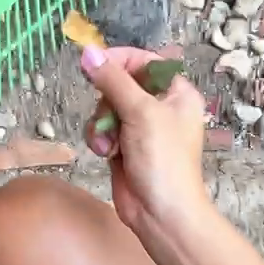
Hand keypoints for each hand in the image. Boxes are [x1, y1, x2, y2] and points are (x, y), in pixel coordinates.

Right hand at [79, 44, 208, 235]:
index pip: (144, 62)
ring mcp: (141, 129)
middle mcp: (160, 108)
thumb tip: (87, 51)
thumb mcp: (140, 112)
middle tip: (108, 118)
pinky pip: (103, 131)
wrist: (161, 213)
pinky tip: (105, 155)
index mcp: (176, 93)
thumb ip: (112, 80)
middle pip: (120, 85)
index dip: (119, 61)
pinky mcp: (124, 148)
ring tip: (108, 145)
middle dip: (107, 102)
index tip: (94, 66)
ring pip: (106, 110)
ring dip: (101, 125)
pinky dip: (100, 141)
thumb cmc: (162, 159)